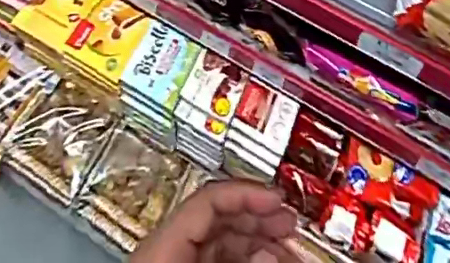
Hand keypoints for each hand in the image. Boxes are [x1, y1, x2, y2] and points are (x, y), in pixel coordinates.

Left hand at [128, 181, 299, 262]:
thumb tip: (271, 255)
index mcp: (160, 248)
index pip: (210, 198)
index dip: (248, 193)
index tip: (277, 199)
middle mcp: (163, 254)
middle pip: (218, 220)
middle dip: (258, 220)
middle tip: (288, 223)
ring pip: (221, 244)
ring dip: (257, 244)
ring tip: (285, 251)